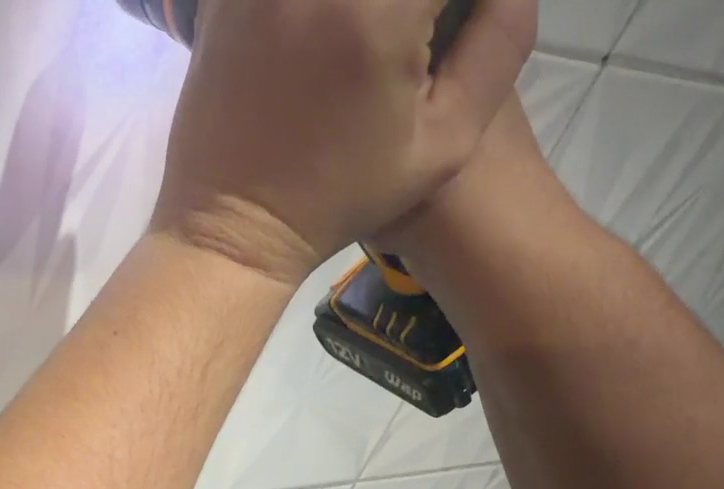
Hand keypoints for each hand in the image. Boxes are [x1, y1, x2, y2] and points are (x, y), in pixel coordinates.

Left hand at [150, 0, 536, 283]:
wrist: (233, 229)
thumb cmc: (340, 200)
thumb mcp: (444, 142)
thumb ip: (500, 43)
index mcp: (380, 12)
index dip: (458, 0)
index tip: (447, 22)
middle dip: (414, 0)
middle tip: (414, 29)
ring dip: (365, 3)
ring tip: (369, 30)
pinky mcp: (223, 0)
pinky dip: (310, 3)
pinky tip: (321, 29)